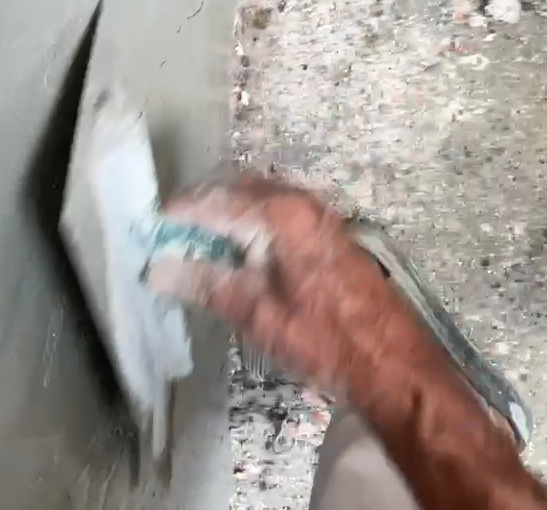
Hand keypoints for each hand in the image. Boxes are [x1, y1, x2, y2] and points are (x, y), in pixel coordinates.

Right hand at [144, 173, 420, 395]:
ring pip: (260, 195)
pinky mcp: (327, 228)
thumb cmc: (323, 338)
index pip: (217, 199)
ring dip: (228, 209)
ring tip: (200, 239)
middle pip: (239, 187)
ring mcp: (317, 212)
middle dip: (204, 203)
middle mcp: (300, 200)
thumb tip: (157, 269)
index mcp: (281, 213)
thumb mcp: (258, 315)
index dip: (183, 210)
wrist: (391, 360)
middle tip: (174, 231)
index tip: (155, 224)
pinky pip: (278, 207)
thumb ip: (206, 284)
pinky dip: (251, 218)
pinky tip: (240, 248)